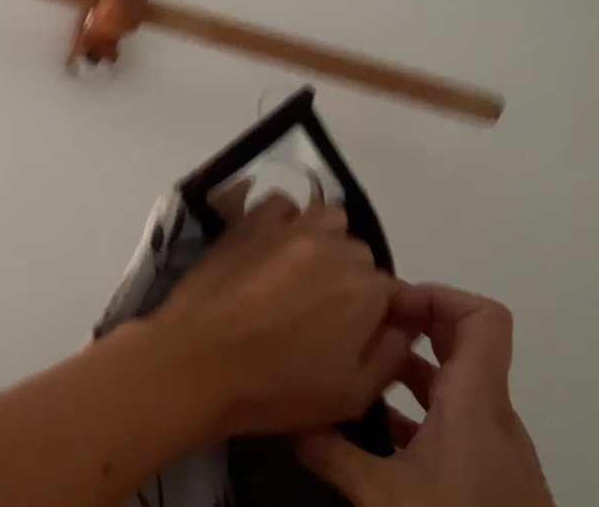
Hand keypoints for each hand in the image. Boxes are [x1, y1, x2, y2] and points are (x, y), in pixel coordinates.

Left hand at [145, 195, 408, 438]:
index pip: (391, 290)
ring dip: (324, 240)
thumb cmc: (275, 388)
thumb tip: (402, 326)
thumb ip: (390, 354)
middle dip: (349, 278)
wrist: (196, 361)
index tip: (353, 332)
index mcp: (363, 291)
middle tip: (321, 307)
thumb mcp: (352, 394)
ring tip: (301, 271)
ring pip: (326, 218)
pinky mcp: (246, 221)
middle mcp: (330, 249)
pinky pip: (279, 204)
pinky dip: (284, 219)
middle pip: (358, 253)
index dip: (376, 314)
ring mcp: (285, 229)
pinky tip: (271, 247)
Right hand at [296, 284, 553, 506]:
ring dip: (405, 368)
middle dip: (406, 325)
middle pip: (460, 343)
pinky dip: (416, 408)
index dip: (436, 294)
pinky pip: (454, 419)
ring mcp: (495, 447)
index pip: (482, 317)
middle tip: (354, 327)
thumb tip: (286, 418)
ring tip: (352, 372)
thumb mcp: (380, 494)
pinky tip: (372, 429)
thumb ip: (330, 449)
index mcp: (476, 403)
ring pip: (454, 383)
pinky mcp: (490, 475)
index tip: (383, 304)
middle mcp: (493, 415)